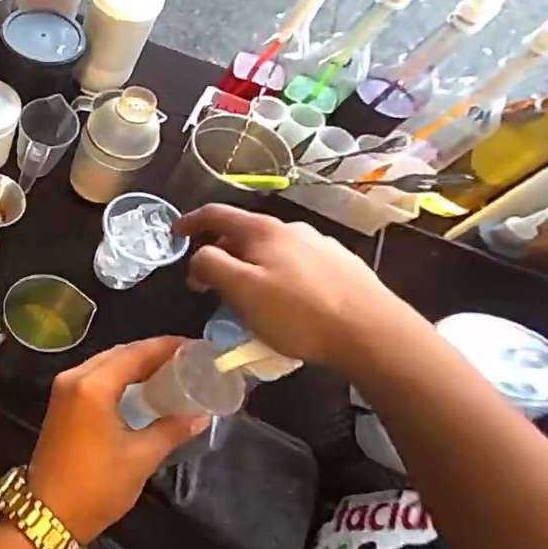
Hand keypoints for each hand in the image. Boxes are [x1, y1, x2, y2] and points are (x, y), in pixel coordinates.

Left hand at [29, 337, 209, 543]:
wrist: (48, 514)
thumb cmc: (96, 486)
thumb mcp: (140, 458)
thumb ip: (171, 430)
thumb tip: (200, 415)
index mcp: (92, 386)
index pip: (135, 353)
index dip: (165, 347)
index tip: (193, 346)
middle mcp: (74, 378)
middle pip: (118, 353)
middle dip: (151, 352)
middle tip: (184, 359)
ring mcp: (63, 389)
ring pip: (104, 363)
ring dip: (133, 363)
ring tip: (167, 369)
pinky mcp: (60, 402)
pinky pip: (93, 376)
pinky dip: (117, 375)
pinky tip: (139, 385)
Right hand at [172, 204, 419, 373]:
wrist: (374, 334)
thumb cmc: (299, 312)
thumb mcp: (242, 290)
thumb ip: (211, 265)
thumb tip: (200, 255)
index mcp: (263, 230)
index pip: (216, 214)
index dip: (190, 222)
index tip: (174, 235)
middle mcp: (292, 230)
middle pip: (243, 236)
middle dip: (219, 256)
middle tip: (206, 287)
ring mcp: (321, 247)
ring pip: (270, 253)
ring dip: (249, 270)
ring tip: (245, 302)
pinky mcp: (342, 268)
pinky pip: (295, 268)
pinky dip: (276, 279)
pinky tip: (284, 306)